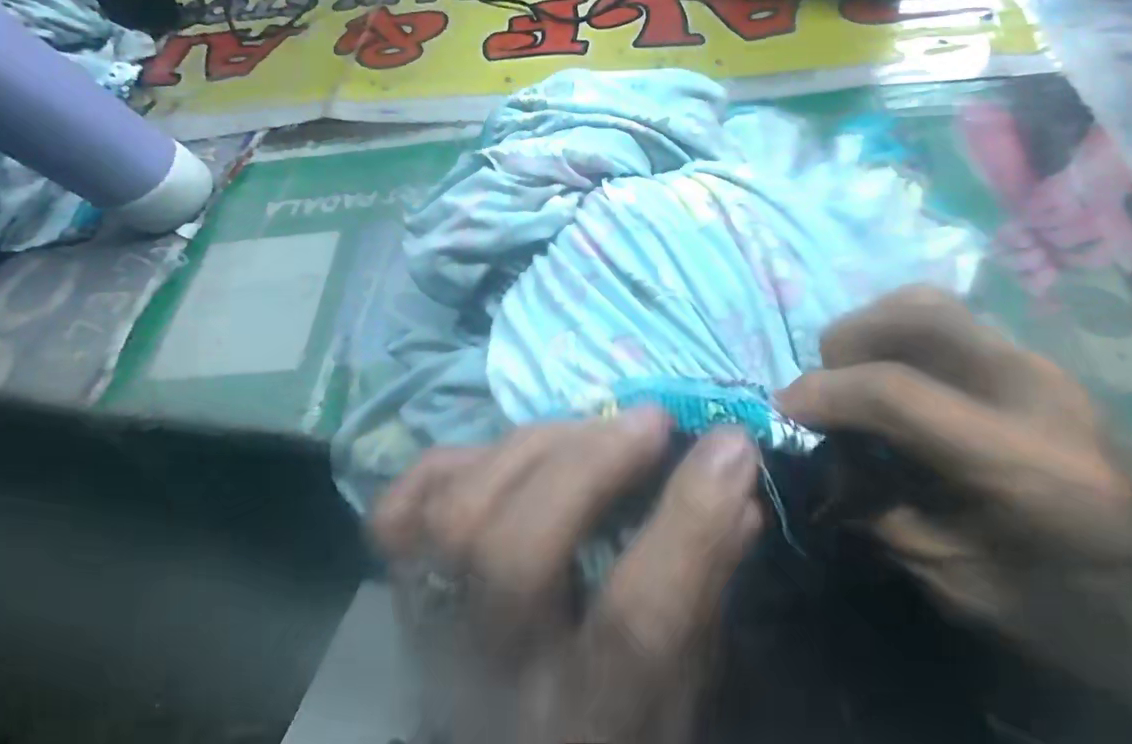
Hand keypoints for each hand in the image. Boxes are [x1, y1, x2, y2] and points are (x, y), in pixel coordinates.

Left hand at [370, 411, 762, 743]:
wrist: (502, 739)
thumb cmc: (608, 722)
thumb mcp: (680, 690)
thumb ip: (704, 588)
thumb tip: (736, 486)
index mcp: (586, 720)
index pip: (635, 624)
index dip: (688, 523)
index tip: (731, 446)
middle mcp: (493, 674)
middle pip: (515, 557)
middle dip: (588, 466)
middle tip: (650, 419)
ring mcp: (429, 624)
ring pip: (455, 515)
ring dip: (533, 448)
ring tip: (593, 426)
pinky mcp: (395, 588)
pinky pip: (403, 508)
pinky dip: (456, 462)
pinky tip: (507, 455)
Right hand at [776, 286, 1131, 743]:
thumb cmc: (1050, 610)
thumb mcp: (944, 575)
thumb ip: (871, 502)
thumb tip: (814, 449)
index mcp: (1024, 464)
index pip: (897, 390)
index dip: (825, 391)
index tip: (785, 406)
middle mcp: (1038, 397)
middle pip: (918, 315)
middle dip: (849, 339)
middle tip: (826, 384)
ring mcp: (1043, 371)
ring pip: (931, 304)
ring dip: (874, 329)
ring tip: (856, 376)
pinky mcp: (1038, 366)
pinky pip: (950, 324)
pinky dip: (902, 337)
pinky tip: (896, 380)